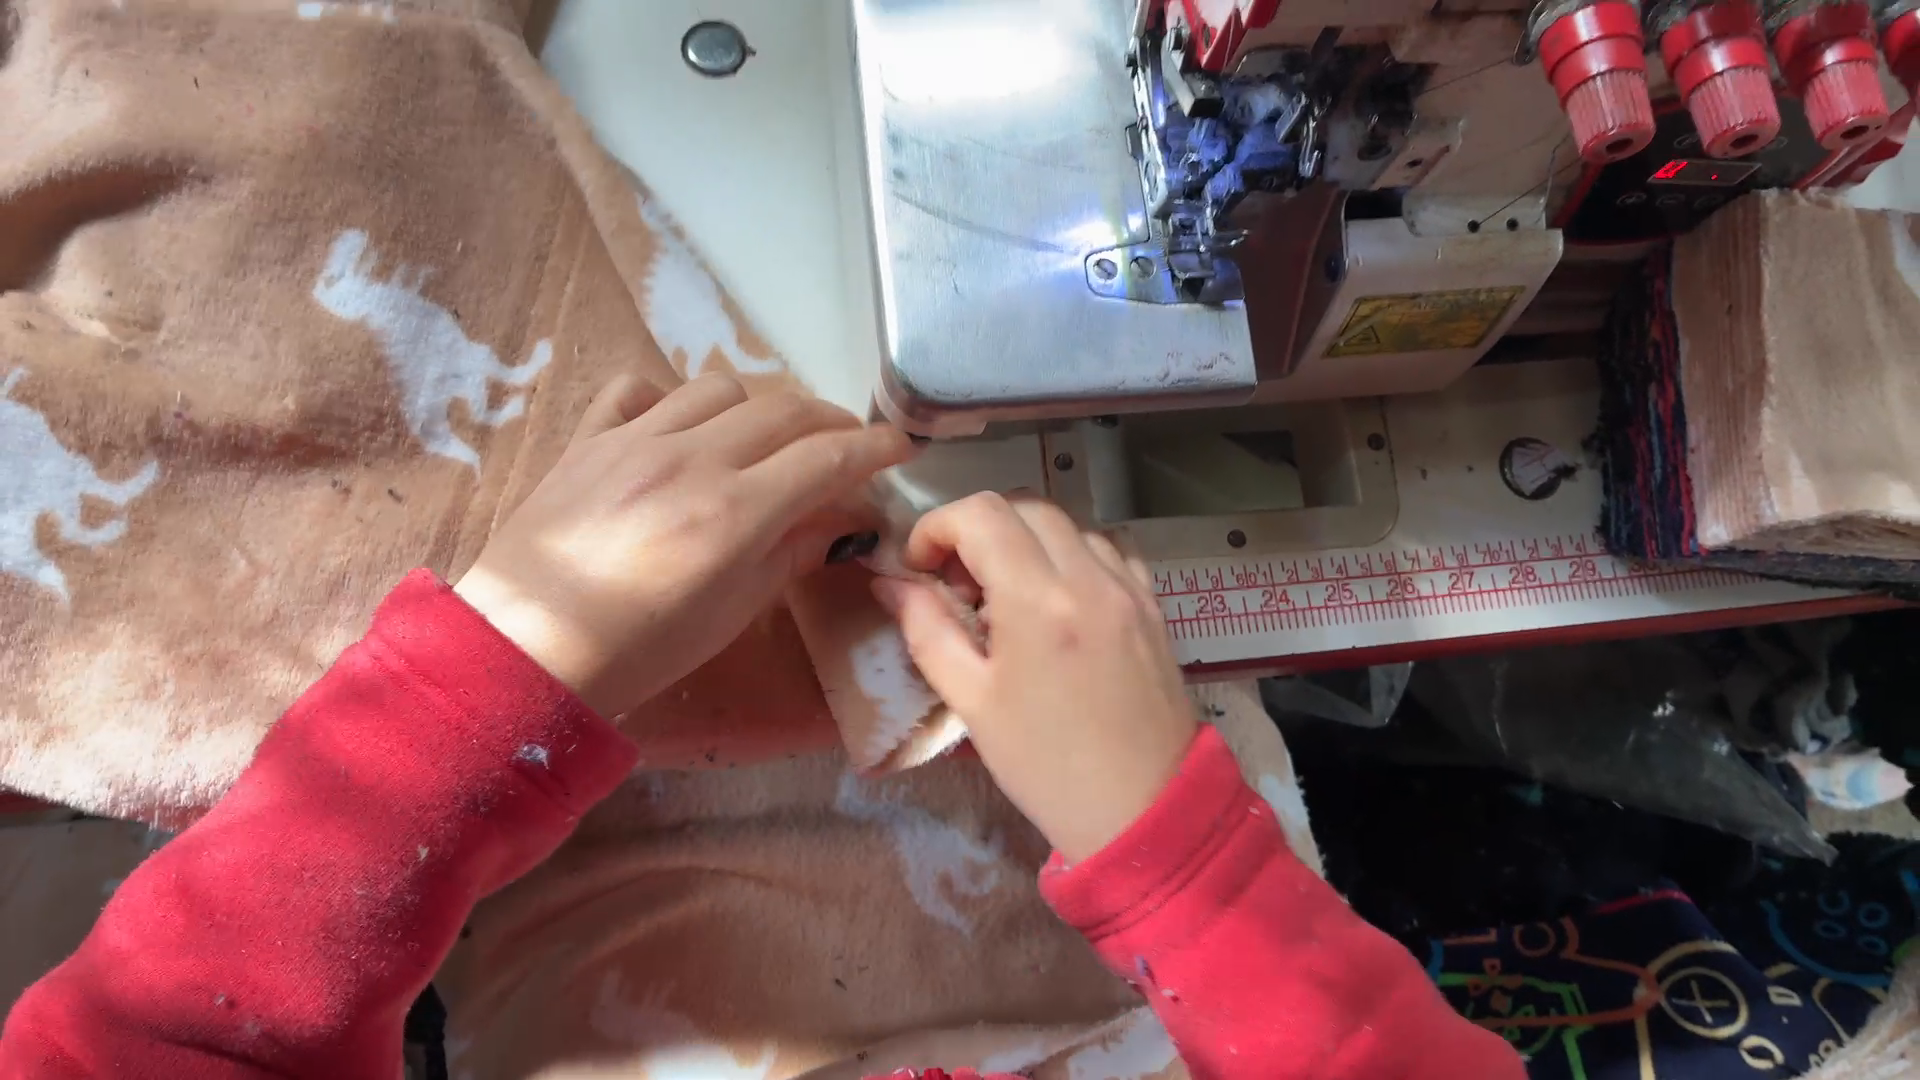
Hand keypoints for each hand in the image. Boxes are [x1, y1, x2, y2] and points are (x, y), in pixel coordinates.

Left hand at [454, 371, 913, 718]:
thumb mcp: (737, 610)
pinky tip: (680, 425)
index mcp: (736, 513)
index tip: (900, 445)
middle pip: (785, 409)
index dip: (875, 446)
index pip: (828, 457)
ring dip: (761, 405)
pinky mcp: (588, 438)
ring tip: (768, 436)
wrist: (529, 652)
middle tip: (847, 442)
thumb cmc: (645, 648)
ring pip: (721, 387)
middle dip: (832, 419)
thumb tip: (844, 519)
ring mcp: (634, 440)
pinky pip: (639, 388)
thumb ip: (795, 551)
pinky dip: (672, 397)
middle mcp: (691, 459)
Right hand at [871, 493, 1196, 862]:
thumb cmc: (1046, 765)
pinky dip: (1072, 554)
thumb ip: (926, 630)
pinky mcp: (1153, 602)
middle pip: (1024, 505)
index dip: (937, 527)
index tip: (922, 568)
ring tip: (1010, 594)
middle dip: (978, 530)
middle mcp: (1090, 576)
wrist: (1146, 812)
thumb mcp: (972, 702)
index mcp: (1039, 601)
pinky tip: (1060, 598)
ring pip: (1068, 522)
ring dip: (1026, 539)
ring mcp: (1129, 586)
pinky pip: (1108, 548)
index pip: (981, 514)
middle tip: (960, 584)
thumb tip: (889, 581)